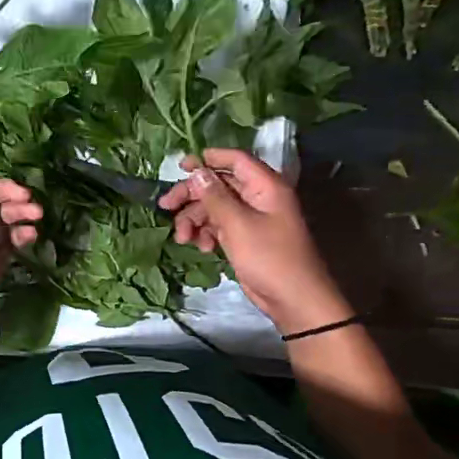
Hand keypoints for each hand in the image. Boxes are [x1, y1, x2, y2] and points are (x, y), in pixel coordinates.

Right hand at [157, 149, 353, 335]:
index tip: (180, 167)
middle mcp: (257, 197)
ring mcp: (250, 218)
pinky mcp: (243, 236)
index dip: (208, 159)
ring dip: (194, 219)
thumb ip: (214, 195)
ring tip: (183, 238)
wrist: (293, 299)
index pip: (235, 159)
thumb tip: (196, 170)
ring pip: (213, 207)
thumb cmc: (269, 257)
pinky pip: (218, 225)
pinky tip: (200, 247)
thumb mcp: (237, 224)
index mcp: (265, 186)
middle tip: (166, 206)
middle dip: (191, 195)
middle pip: (218, 184)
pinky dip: (205, 233)